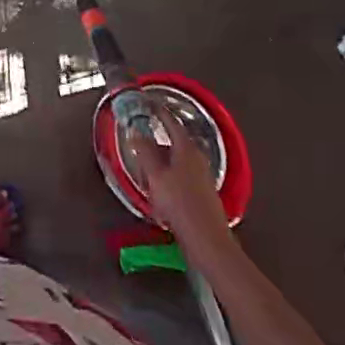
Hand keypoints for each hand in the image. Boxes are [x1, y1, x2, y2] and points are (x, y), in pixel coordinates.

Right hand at [125, 103, 230, 244]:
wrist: (207, 241)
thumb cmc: (179, 203)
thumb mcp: (156, 176)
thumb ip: (145, 152)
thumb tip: (137, 132)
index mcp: (186, 148)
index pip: (171, 122)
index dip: (159, 112)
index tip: (148, 104)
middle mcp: (197, 158)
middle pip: (175, 142)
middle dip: (158, 141)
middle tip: (141, 142)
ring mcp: (202, 176)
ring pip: (178, 161)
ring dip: (163, 161)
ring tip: (147, 170)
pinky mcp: (203, 194)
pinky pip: (182, 176)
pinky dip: (170, 176)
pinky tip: (161, 191)